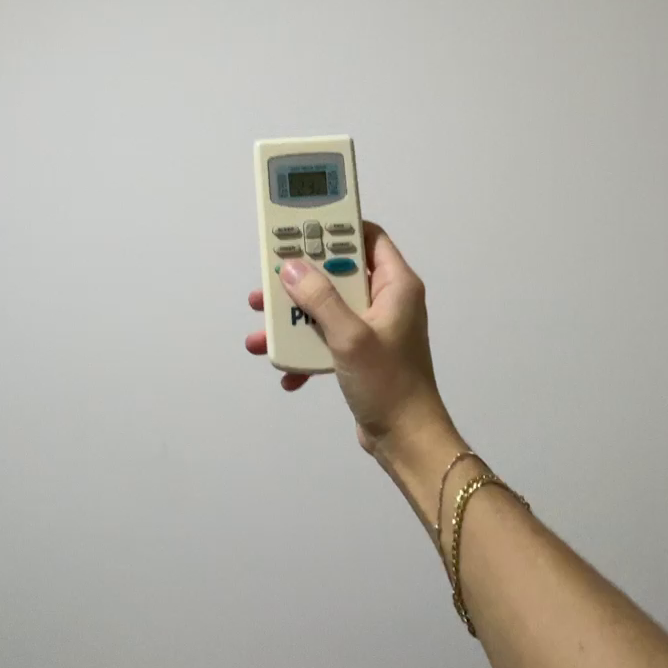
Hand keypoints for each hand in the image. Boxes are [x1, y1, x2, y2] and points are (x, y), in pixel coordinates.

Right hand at [245, 222, 455, 460]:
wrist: (406, 440)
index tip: (302, 226)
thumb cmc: (388, 383)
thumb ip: (320, 299)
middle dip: (301, 280)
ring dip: (294, 319)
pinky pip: (327, 339)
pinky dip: (306, 350)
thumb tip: (292, 267)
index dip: (337, 227)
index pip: (368, 237)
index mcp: (396, 285)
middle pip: (338, 273)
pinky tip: (287, 369)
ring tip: (261, 330)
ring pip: (327, 308)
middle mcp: (386, 300)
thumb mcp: (350, 337)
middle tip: (269, 279)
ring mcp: (373, 327)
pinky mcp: (361, 353)